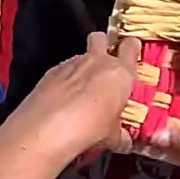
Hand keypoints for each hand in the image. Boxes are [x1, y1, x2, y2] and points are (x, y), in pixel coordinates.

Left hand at [7, 33, 142, 160]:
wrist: (49, 127)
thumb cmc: (91, 128)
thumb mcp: (112, 137)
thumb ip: (121, 135)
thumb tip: (125, 141)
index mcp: (120, 72)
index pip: (131, 46)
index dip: (131, 49)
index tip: (130, 57)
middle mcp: (97, 61)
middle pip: (101, 38)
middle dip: (103, 46)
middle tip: (104, 66)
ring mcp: (72, 63)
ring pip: (81, 55)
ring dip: (83, 67)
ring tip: (81, 90)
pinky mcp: (51, 71)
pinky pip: (63, 69)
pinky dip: (65, 79)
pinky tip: (63, 97)